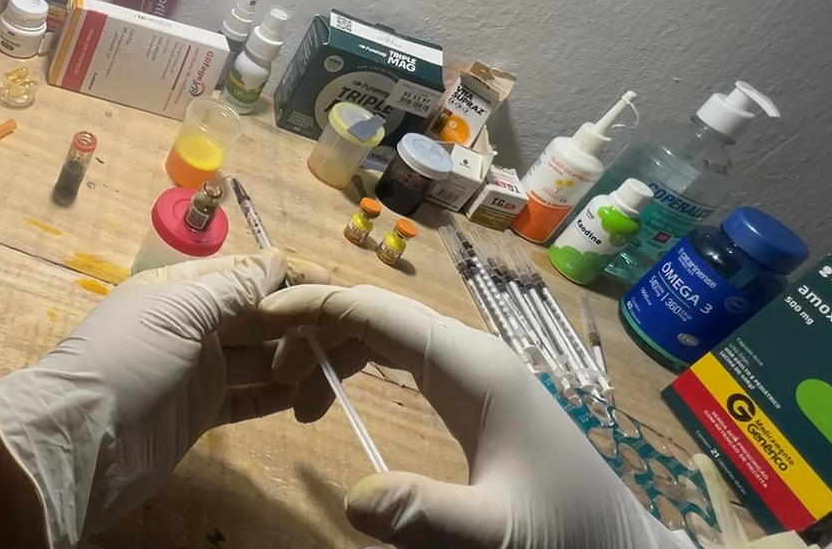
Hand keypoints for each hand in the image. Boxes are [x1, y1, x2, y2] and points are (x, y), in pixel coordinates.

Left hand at [0, 251, 317, 548]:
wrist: (80, 443)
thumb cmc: (127, 359)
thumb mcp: (178, 313)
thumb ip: (231, 289)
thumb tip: (277, 259)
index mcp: (180, 289)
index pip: (242, 273)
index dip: (284, 275)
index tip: (331, 282)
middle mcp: (190, 324)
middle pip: (253, 314)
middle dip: (295, 318)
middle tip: (347, 329)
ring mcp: (196, 369)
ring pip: (256, 356)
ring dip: (292, 357)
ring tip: (337, 362)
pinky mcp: (200, 412)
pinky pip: (247, 397)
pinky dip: (276, 394)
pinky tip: (309, 395)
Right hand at [259, 283, 673, 548]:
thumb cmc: (568, 537)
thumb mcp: (500, 537)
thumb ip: (429, 517)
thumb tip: (350, 500)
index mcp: (470, 364)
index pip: (376, 311)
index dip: (316, 305)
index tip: (263, 315)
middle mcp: (464, 348)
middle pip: (372, 313)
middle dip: (316, 331)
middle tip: (271, 373)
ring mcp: (466, 363)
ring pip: (380, 330)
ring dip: (332, 350)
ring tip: (296, 397)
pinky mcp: (466, 383)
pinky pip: (395, 354)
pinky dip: (355, 365)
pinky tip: (333, 397)